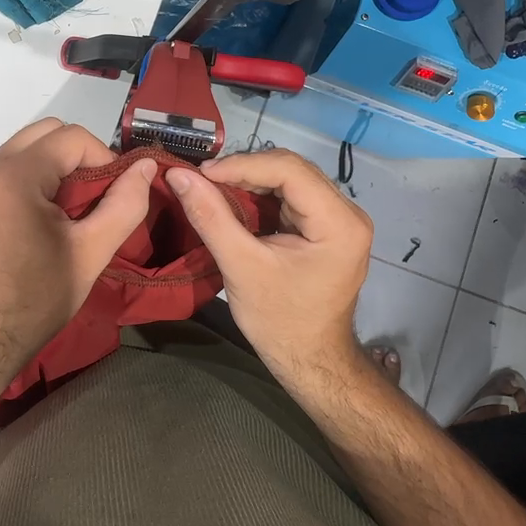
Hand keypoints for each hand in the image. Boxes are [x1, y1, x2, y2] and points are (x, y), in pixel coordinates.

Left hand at [0, 119, 155, 417]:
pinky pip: (12, 164)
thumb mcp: (91, 252)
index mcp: (14, 175)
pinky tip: (50, 214)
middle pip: (47, 132)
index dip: (104, 160)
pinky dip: (37, 175)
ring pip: (29, 145)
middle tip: (97, 198)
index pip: (72, 138)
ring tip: (76, 208)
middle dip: (80, 156)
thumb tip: (145, 166)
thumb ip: (124, 204)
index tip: (118, 195)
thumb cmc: (37, 299)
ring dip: (58, 165)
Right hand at [165, 150, 374, 383]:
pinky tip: (232, 200)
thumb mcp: (240, 266)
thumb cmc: (279, 320)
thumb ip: (210, 216)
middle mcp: (347, 213)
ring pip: (289, 179)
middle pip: (291, 169)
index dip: (242, 164)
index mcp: (339, 222)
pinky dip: (259, 194)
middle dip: (244, 170)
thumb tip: (178, 173)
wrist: (309, 360)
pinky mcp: (326, 227)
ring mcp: (339, 219)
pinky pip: (290, 195)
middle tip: (202, 179)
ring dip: (249, 180)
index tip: (201, 173)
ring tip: (211, 187)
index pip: (289, 170)